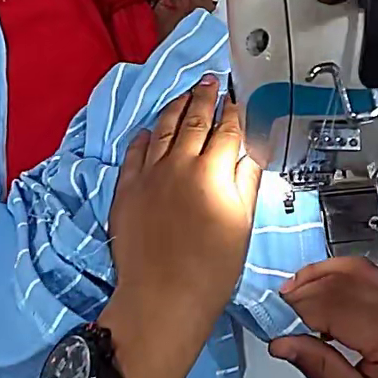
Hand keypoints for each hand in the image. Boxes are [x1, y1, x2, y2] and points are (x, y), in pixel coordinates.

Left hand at [101, 76, 261, 377]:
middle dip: (205, 96)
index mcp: (213, 173)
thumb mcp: (242, 225)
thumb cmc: (212, 269)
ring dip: (176, 106)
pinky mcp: (126, 188)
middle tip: (212, 80)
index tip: (238, 98)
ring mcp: (149, 174)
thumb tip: (251, 152)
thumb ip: (246, 182)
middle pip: (195, 119)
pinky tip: (148, 129)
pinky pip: (134, 152)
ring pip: (163, 128)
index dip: (234, 111)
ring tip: (186, 93)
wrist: (163, 298)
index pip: (227, 131)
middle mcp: (180, 164)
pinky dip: (143, 137)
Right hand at [270, 257, 377, 377]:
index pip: (334, 304)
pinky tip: (326, 298)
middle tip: (276, 304)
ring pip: (361, 271)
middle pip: (346, 280)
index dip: (298, 308)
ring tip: (295, 293)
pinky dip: (346, 282)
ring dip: (325, 276)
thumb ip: (320, 366)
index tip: (271, 319)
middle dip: (307, 287)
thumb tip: (282, 342)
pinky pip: (375, 282)